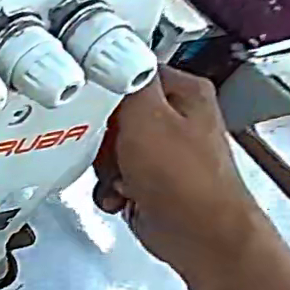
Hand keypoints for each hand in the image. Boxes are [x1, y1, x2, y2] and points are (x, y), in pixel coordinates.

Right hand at [94, 68, 268, 282]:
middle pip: (114, 116)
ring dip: (104, 169)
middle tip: (106, 149)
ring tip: (118, 178)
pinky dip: (109, 190)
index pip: (132, 73)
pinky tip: (119, 196)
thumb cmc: (186, 182)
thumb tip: (117, 53)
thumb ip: (129, 84)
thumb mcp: (148, 120)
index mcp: (182, 93)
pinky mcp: (147, 183)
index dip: (105, 91)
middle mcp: (174, 121)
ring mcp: (160, 154)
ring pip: (109, 150)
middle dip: (101, 139)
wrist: (199, 236)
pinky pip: (112, 179)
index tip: (91, 106)